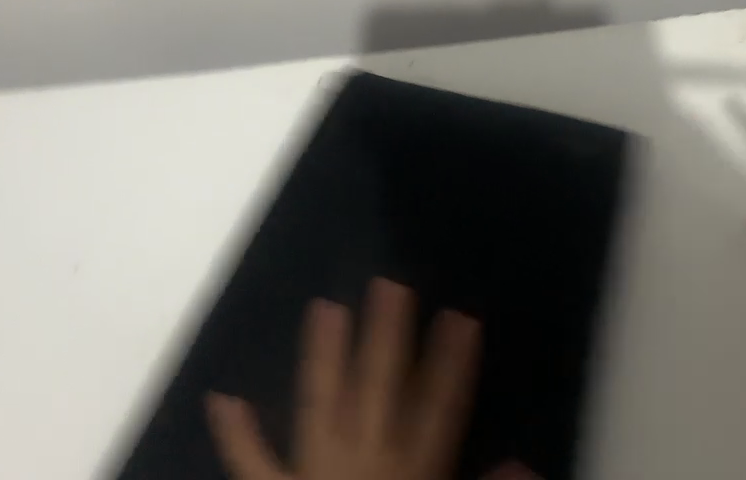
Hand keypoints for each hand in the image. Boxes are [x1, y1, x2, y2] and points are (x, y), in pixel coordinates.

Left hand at [207, 278, 534, 479]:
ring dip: (323, 357)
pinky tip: (222, 398)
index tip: (461, 317)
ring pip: (322, 403)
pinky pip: (253, 462)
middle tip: (388, 284)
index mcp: (409, 471)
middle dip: (385, 336)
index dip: (452, 362)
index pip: (438, 409)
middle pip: (377, 390)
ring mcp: (314, 470)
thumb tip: (523, 465)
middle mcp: (362, 461)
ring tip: (323, 306)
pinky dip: (238, 433)